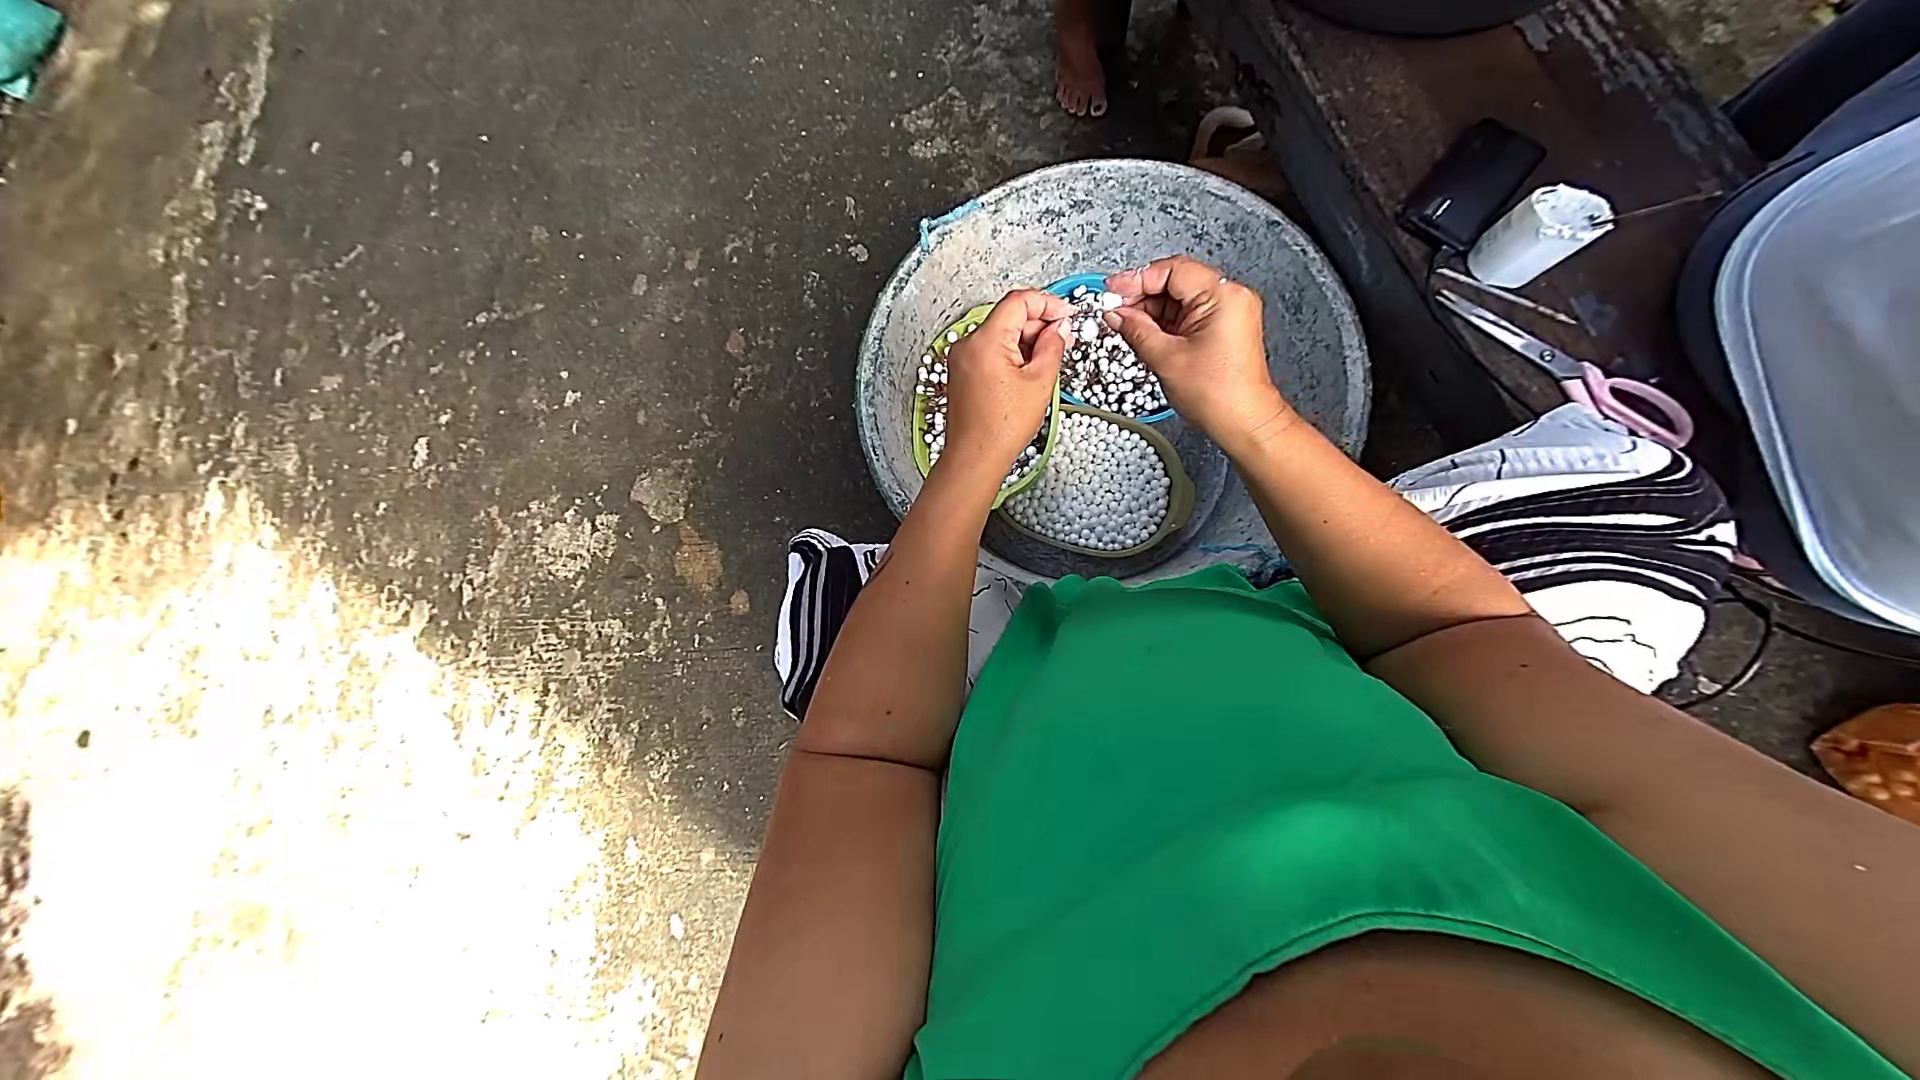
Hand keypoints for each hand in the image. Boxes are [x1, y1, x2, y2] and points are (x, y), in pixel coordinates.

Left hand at [940, 289, 1069, 479]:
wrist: (975, 456)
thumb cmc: (1000, 428)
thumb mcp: (1040, 382)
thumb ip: (1053, 346)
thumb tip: (1059, 328)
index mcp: (986, 340)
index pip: (1019, 301)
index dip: (1048, 304)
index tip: (1065, 314)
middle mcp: (968, 344)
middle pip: (1009, 317)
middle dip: (1038, 325)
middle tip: (1061, 341)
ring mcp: (962, 359)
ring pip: (1000, 334)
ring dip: (1025, 342)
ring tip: (1043, 366)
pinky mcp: (962, 372)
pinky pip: (990, 351)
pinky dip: (1010, 355)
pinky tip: (1025, 375)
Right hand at [1104, 256, 1296, 452]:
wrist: (1243, 421)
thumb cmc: (1219, 395)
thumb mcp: (1165, 358)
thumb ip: (1136, 330)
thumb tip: (1116, 315)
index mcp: (1222, 296)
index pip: (1172, 270)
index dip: (1137, 279)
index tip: (1113, 290)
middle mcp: (1230, 298)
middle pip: (1175, 281)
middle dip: (1142, 295)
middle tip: (1115, 310)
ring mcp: (1227, 312)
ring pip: (1179, 299)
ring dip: (1150, 310)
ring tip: (1126, 326)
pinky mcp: (1221, 328)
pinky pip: (1186, 315)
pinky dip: (1163, 323)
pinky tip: (1144, 333)